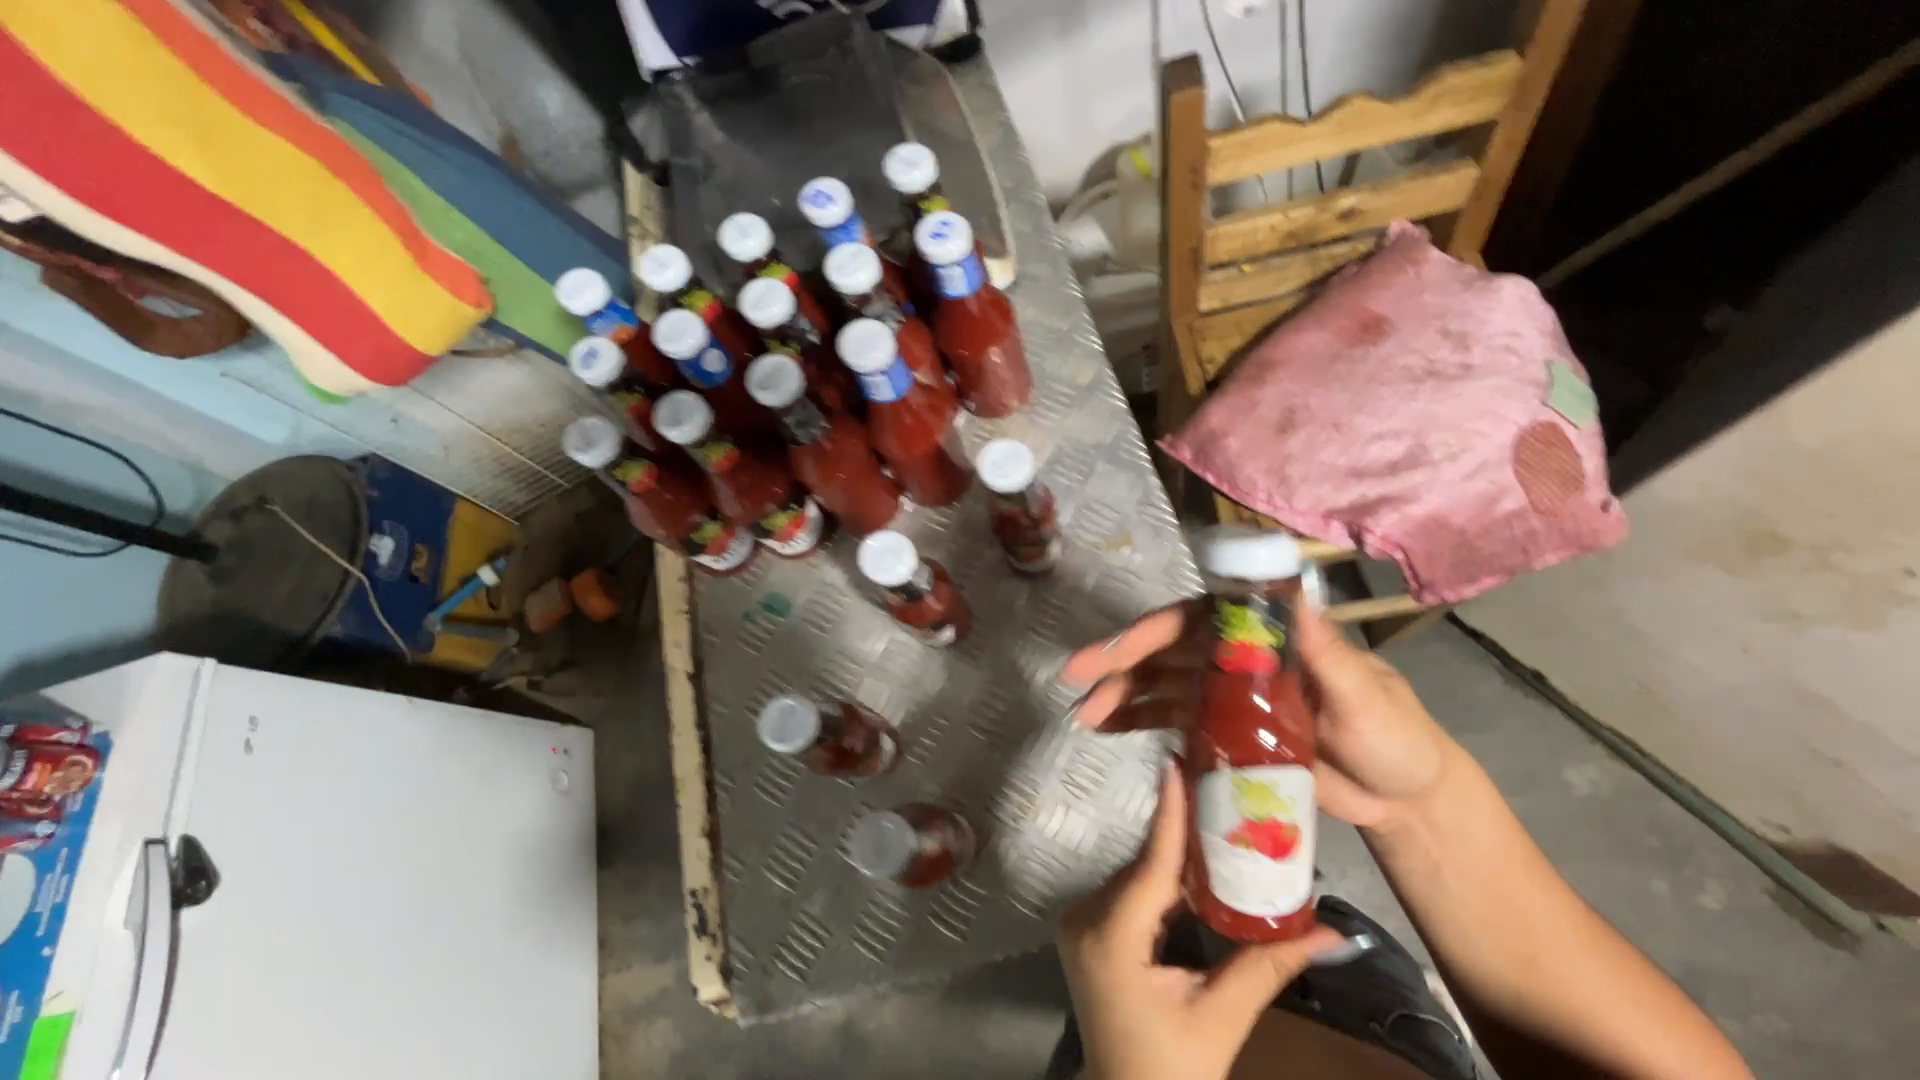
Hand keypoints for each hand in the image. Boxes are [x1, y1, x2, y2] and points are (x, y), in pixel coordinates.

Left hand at [1058, 766, 1345, 1079]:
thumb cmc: (1173, 1066)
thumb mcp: (1222, 1015)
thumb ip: (1268, 964)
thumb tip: (1333, 934)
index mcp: (1111, 937)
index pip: (1149, 864)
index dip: (1168, 813)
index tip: (1176, 764)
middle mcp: (1085, 919)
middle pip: (1144, 867)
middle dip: (1184, 836)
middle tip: (1223, 795)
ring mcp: (1080, 924)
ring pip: (1137, 877)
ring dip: (1175, 860)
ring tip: (1218, 824)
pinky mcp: (1088, 932)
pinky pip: (1130, 894)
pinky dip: (1162, 884)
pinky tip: (1194, 870)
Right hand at [1060, 600, 1456, 832]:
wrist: (1406, 800)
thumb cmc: (1395, 735)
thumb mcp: (1365, 692)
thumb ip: (1324, 651)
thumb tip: (1292, 590)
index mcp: (1269, 639)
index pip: (1200, 624)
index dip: (1153, 631)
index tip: (1114, 649)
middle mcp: (1240, 662)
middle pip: (1169, 654)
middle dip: (1120, 665)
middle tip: (1075, 681)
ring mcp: (1230, 702)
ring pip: (1163, 689)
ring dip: (1122, 697)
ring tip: (1085, 718)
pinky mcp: (1227, 739)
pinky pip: (1175, 726)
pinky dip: (1141, 725)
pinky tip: (1110, 733)